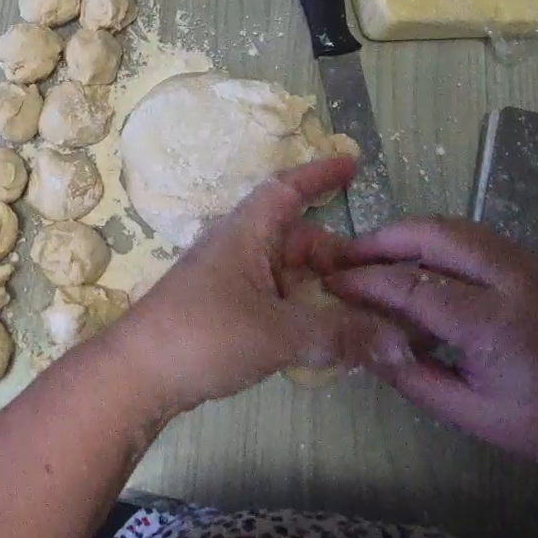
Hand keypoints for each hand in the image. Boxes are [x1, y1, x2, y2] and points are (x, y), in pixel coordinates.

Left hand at [97, 158, 412, 415]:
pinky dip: (302, 311)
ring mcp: (225, 282)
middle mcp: (234, 250)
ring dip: (322, 288)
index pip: (285, 190)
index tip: (352, 163)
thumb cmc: (202, 336)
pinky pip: (272, 300)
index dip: (318, 175)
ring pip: (285, 273)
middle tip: (384, 280)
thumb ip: (339, 335)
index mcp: (243, 235)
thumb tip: (401, 344)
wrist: (135, 375)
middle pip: (294, 238)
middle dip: (339, 255)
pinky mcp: (221, 314)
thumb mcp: (278, 333)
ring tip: (368, 312)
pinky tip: (328, 338)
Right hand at [325, 218, 537, 487]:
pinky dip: (435, 243)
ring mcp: (532, 267)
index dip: (362, 282)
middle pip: (433, 234)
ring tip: (370, 258)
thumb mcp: (471, 415)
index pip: (410, 284)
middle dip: (380, 240)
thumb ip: (410, 375)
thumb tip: (358, 343)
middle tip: (342, 258)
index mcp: (497, 323)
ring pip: (454, 228)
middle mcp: (515, 280)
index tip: (327, 286)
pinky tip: (416, 268)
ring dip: (407, 236)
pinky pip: (475, 239)